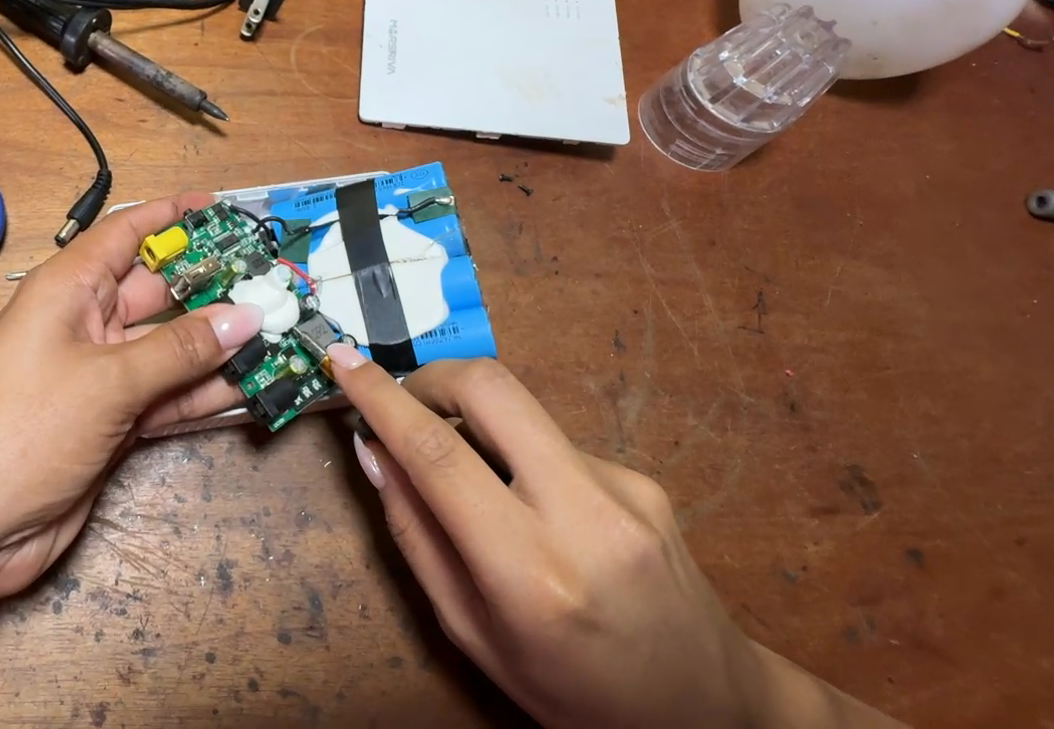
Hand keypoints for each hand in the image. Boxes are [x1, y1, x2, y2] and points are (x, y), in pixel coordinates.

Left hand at [0, 192, 263, 598]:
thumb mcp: (106, 380)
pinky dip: (200, 392)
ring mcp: (97, 376)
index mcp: (68, 289)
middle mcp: (84, 323)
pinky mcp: (108, 422)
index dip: (173, 215)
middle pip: (156, 291)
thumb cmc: (24, 427)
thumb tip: (246, 315)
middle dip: (211, 284)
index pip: (126, 233)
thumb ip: (179, 350)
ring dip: (216, 342)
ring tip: (276, 331)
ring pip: (167, 347)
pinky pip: (163, 395)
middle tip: (272, 282)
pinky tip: (246, 384)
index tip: (224, 207)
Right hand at [330, 350, 899, 728]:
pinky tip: (527, 507)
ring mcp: (624, 487)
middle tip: (403, 405)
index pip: (438, 455)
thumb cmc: (571, 690)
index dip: (380, 399)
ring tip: (470, 481)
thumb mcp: (469, 631)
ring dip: (472, 424)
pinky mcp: (641, 477)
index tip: (342, 361)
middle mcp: (584, 514)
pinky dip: (515, 455)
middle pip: (491, 388)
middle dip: (431, 377)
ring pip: (519, 411)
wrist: (711, 711)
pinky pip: (549, 440)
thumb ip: (413, 534)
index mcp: (530, 571)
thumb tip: (373, 450)